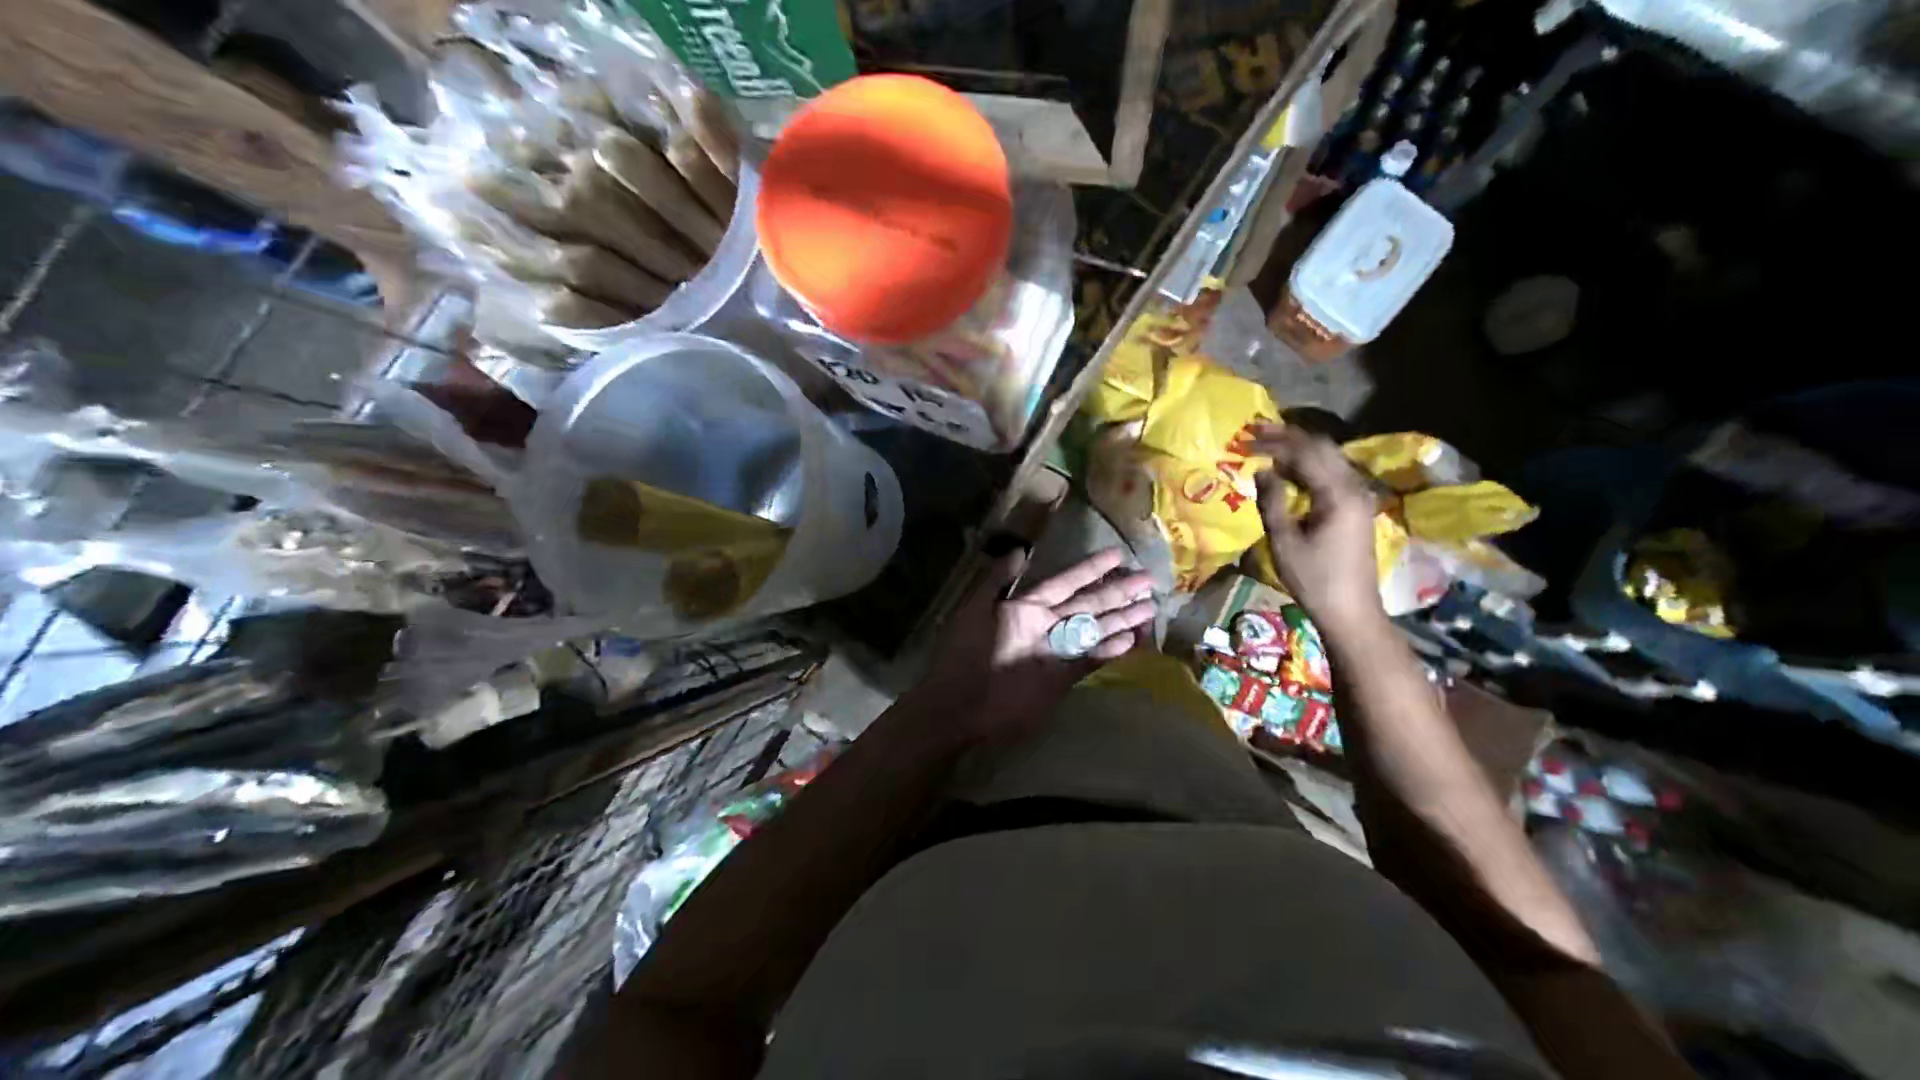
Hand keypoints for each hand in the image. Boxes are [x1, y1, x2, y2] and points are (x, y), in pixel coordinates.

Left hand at [920, 547, 1155, 741]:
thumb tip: (1018, 550)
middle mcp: (1045, 626)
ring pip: (1094, 631)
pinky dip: (1109, 651)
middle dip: (1117, 592)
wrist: (958, 705)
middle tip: (1149, 580)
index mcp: (1025, 608)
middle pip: (1087, 604)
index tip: (1118, 555)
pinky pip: (1089, 661)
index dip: (1090, 569)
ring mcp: (1054, 652)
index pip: (1065, 582)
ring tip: (1150, 608)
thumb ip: (995, 581)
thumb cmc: (964, 654)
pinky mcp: (1060, 679)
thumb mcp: (973, 610)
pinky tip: (1133, 641)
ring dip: (1121, 619)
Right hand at [1251, 426, 1385, 637]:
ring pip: (1329, 458)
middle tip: (1256, 434)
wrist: (1350, 610)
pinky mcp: (1355, 508)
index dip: (1276, 441)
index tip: (1247, 438)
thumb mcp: (1284, 541)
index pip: (1306, 453)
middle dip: (1289, 438)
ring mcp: (1359, 497)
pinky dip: (1308, 466)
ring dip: (1299, 450)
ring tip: (1267, 447)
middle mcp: (1354, 488)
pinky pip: (1332, 473)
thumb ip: (1272, 501)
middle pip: (1322, 448)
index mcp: (1338, 494)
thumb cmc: (1314, 579)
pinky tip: (1288, 471)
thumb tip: (1262, 471)